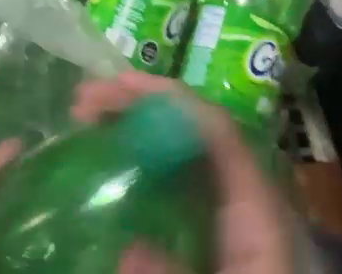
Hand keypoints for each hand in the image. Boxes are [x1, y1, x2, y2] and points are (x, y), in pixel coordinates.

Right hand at [73, 72, 295, 273]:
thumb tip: (128, 253)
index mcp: (257, 211)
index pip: (215, 130)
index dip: (166, 99)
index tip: (111, 89)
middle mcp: (246, 199)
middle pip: (196, 129)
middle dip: (141, 104)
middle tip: (84, 102)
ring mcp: (232, 216)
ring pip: (185, 151)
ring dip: (138, 126)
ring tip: (88, 118)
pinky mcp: (218, 236)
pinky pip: (179, 182)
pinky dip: (144, 162)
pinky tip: (111, 165)